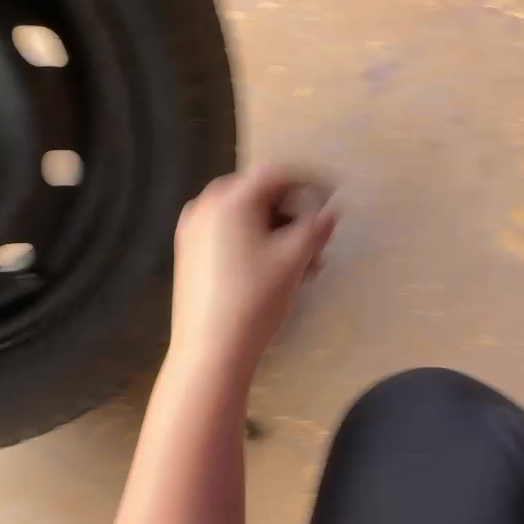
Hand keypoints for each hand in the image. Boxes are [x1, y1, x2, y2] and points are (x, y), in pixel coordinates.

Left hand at [170, 165, 337, 369]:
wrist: (211, 348)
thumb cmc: (255, 299)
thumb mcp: (293, 261)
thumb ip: (316, 229)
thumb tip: (330, 213)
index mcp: (230, 199)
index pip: (275, 175)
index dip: (308, 181)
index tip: (332, 195)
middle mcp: (205, 206)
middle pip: (258, 196)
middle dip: (292, 213)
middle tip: (318, 237)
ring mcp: (193, 231)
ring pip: (245, 219)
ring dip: (278, 232)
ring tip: (303, 264)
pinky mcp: (190, 256)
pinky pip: (229, 236)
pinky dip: (256, 244)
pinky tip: (275, 272)